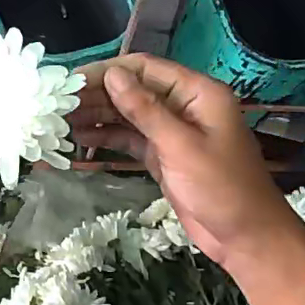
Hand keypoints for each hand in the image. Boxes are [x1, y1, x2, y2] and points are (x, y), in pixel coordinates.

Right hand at [70, 54, 298, 271]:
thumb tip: (111, 75)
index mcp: (197, 93)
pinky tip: (82, 139)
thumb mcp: (180, 145)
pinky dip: (108, 138)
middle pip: (133, 90)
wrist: (245, 236)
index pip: (145, 69)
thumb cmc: (221, 187)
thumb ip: (144, 109)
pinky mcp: (163, 155)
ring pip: (129, 115)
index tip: (71, 82)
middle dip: (98, 95)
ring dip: (98, 116)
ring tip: (63, 121)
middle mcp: (183, 106)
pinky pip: (131, 139)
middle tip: (59, 105)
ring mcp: (172, 132)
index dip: (107, 72)